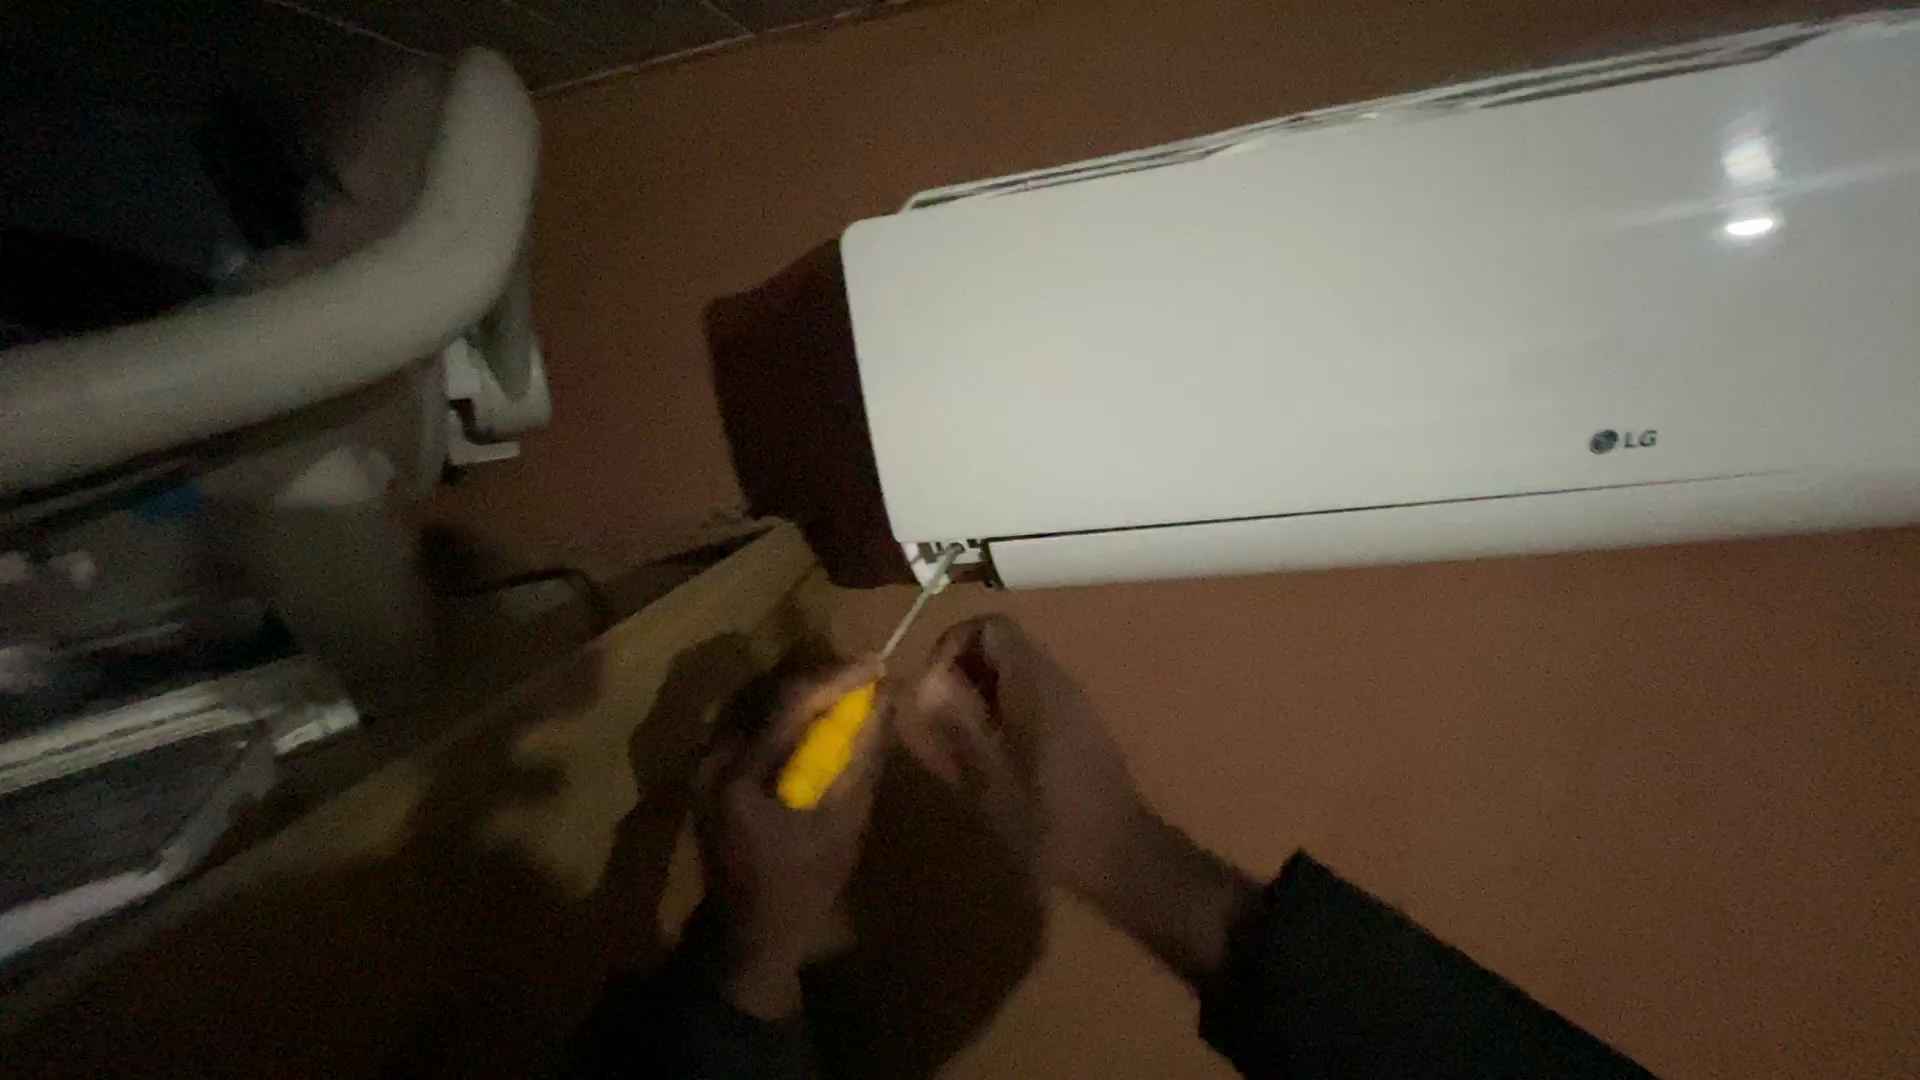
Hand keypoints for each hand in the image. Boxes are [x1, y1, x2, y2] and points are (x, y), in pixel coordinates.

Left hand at [691, 656, 887, 1018]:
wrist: (746, 930)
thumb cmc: (802, 885)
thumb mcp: (844, 823)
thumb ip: (863, 757)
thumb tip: (886, 702)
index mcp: (742, 776)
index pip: (790, 703)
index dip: (838, 677)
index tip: (878, 664)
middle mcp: (714, 758)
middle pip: (771, 692)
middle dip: (824, 677)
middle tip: (868, 671)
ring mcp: (706, 760)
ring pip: (760, 699)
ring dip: (807, 688)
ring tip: (851, 684)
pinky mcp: (710, 766)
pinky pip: (753, 718)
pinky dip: (789, 708)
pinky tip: (820, 710)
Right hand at [904, 616, 1146, 897]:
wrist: (1121, 856)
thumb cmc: (1050, 819)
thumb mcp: (990, 776)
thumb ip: (957, 722)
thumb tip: (927, 682)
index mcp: (1035, 681)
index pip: (990, 625)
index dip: (952, 645)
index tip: (932, 690)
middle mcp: (1056, 679)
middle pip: (1000, 646)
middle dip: (962, 673)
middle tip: (940, 722)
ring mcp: (1070, 701)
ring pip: (1012, 673)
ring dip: (979, 696)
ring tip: (960, 744)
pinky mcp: (1077, 725)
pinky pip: (1029, 697)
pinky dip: (1001, 712)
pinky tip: (994, 759)